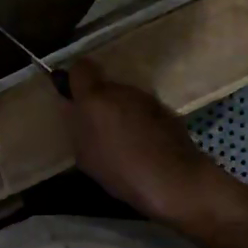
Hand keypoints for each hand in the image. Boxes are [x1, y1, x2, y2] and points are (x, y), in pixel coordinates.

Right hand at [64, 60, 239, 224]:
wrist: (172, 179)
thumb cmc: (119, 170)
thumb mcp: (85, 155)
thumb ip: (77, 127)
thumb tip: (74, 110)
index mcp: (95, 99)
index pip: (80, 68)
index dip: (76, 80)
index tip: (75, 98)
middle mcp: (121, 90)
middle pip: (105, 86)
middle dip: (100, 102)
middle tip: (98, 129)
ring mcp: (147, 98)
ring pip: (125, 99)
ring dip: (121, 113)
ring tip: (122, 142)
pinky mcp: (166, 110)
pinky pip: (143, 111)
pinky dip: (140, 122)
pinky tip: (143, 146)